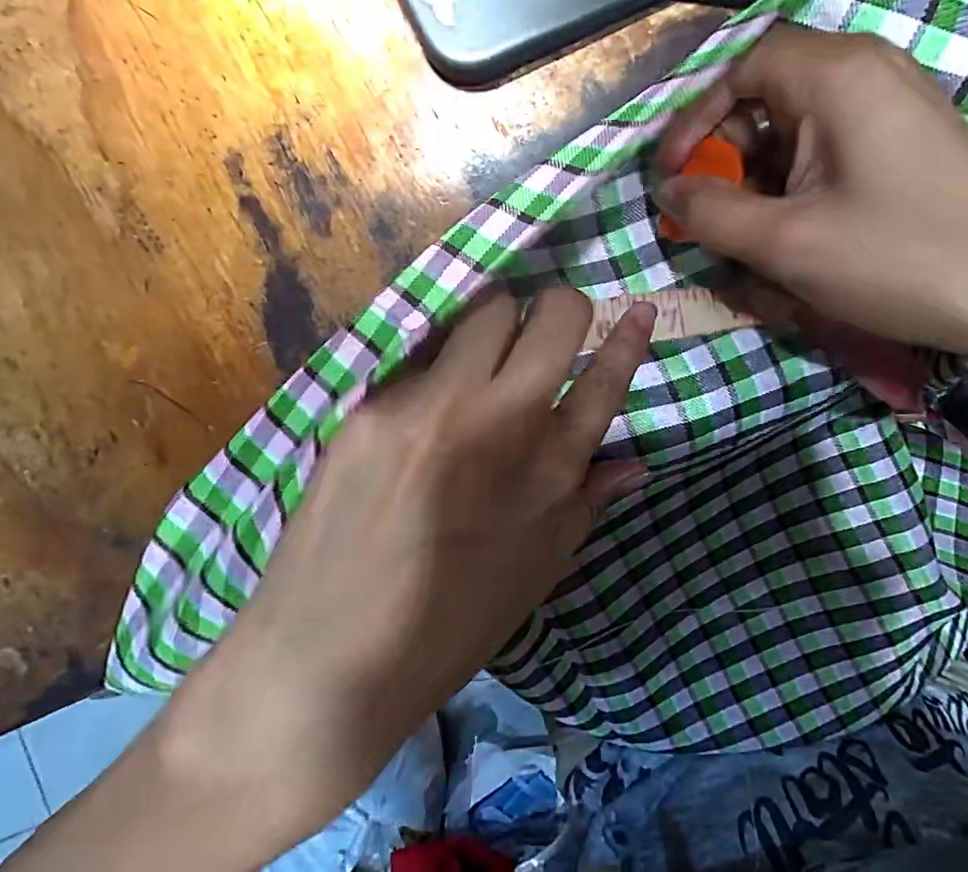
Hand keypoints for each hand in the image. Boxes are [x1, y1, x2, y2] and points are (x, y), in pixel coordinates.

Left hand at [150, 288, 654, 861]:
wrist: (330, 657)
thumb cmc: (446, 625)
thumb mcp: (535, 571)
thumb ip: (585, 503)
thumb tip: (633, 463)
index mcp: (549, 471)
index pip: (605, 380)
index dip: (625, 341)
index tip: (637, 310)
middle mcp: (496, 422)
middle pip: (545, 315)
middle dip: (552, 311)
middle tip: (537, 334)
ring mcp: (428, 407)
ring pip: (477, 316)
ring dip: (489, 327)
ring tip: (474, 365)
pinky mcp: (371, 407)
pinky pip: (416, 359)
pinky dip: (431, 371)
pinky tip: (415, 410)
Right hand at [653, 25, 967, 373]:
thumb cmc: (899, 261)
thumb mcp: (782, 243)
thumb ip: (706, 210)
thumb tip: (665, 190)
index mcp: (836, 75)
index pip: (737, 67)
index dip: (692, 118)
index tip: (671, 175)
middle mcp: (866, 71)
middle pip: (762, 95)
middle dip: (723, 155)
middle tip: (706, 212)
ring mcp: (890, 104)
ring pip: (790, 127)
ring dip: (755, 178)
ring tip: (747, 235)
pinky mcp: (903, 140)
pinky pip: (824, 148)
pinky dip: (791, 185)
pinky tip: (791, 233)